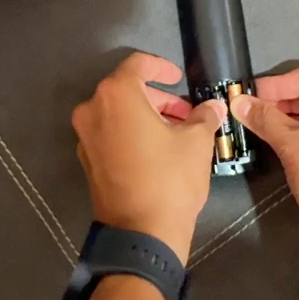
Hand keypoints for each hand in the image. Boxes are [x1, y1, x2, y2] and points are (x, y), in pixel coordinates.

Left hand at [70, 52, 226, 260]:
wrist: (141, 235)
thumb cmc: (169, 179)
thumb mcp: (196, 143)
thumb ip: (203, 117)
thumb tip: (213, 107)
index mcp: (116, 95)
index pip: (138, 64)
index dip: (161, 67)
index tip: (178, 77)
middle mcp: (92, 109)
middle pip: (126, 90)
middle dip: (158, 97)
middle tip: (185, 113)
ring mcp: (85, 136)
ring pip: (117, 113)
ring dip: (146, 116)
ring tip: (177, 132)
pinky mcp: (87, 160)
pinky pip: (110, 133)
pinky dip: (131, 133)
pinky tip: (157, 150)